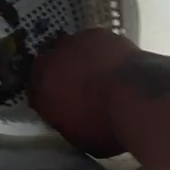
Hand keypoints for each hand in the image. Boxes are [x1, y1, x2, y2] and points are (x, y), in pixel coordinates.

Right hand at [28, 28, 140, 156]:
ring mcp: (73, 43)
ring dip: (79, 57)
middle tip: (77, 84)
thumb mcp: (78, 135)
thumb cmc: (105, 127)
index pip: (35, 88)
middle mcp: (50, 61)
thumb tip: (66, 113)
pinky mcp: (97, 34)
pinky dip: (101, 50)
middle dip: (60, 71)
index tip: (58, 100)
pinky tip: (114, 61)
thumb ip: (64, 118)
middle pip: (50, 63)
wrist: (134, 99)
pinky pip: (94, 41)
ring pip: (70, 47)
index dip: (47, 93)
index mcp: (41, 89)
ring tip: (98, 71)